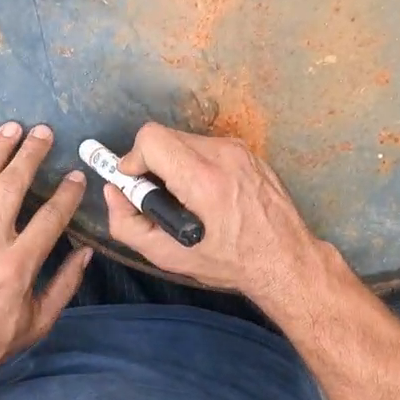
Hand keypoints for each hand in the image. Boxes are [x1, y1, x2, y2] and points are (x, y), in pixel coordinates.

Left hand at [0, 123, 91, 384]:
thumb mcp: (37, 323)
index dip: (67, 194)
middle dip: (31, 155)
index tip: (76, 176)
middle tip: (44, 133)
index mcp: (17, 264)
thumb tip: (86, 253)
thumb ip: (64, 285)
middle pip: (13, 186)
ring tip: (11, 128)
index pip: (50, 217)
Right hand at [104, 123, 333, 302]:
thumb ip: (129, 225)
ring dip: (174, 163)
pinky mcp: (249, 151)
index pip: (151, 139)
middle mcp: (222, 155)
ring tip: (185, 198)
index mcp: (203, 180)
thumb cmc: (230, 262)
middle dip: (151, 162)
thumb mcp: (170, 257)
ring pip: (185, 140)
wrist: (287, 259)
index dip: (133, 159)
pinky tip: (207, 194)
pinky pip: (207, 146)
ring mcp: (239, 149)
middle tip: (157, 195)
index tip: (135, 183)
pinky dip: (196, 164)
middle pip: (164, 136)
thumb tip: (113, 193)